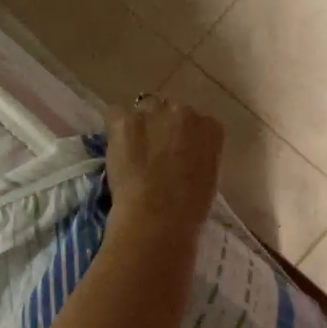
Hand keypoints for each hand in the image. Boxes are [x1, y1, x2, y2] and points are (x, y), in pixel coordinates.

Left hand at [104, 96, 223, 238]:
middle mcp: (184, 113)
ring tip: (132, 150)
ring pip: (143, 110)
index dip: (184, 137)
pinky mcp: (124, 122)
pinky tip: (116, 148)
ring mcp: (152, 114)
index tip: (177, 152)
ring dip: (140, 126)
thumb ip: (200, 155)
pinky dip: (115, 129)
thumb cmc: (189, 208)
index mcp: (210, 128)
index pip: (198, 122)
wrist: (157, 216)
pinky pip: (116, 115)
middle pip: (170, 111)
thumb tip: (186, 154)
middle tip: (154, 152)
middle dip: (163, 127)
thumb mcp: (209, 178)